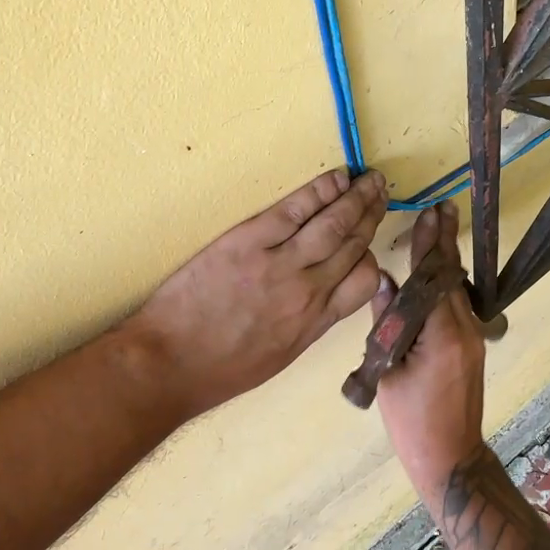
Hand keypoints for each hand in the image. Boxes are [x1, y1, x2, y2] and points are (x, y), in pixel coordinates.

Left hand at [127, 168, 386, 416]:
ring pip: (333, 223)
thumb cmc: (217, 370)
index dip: (370, 256)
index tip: (370, 240)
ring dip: (356, 197)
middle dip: (371, 215)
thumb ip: (308, 323)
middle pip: (353, 245)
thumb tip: (328, 296)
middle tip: (382, 192)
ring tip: (370, 180)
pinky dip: (319, 191)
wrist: (168, 363)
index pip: (364, 282)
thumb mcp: (278, 357)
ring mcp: (280, 263)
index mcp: (314, 323)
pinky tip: (335, 178)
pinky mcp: (250, 240)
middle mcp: (307, 291)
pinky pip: (295, 209)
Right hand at [372, 203, 486, 492]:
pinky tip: (437, 271)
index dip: (428, 244)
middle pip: (450, 276)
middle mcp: (465, 329)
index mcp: (441, 334)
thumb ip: (387, 323)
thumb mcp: (388, 373)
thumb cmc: (412, 422)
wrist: (451, 459)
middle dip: (443, 241)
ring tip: (439, 227)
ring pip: (457, 289)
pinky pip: (458, 304)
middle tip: (442, 208)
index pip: (432, 277)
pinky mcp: (474, 346)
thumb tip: (383, 279)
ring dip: (446, 259)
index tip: (430, 212)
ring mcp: (474, 337)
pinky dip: (446, 282)